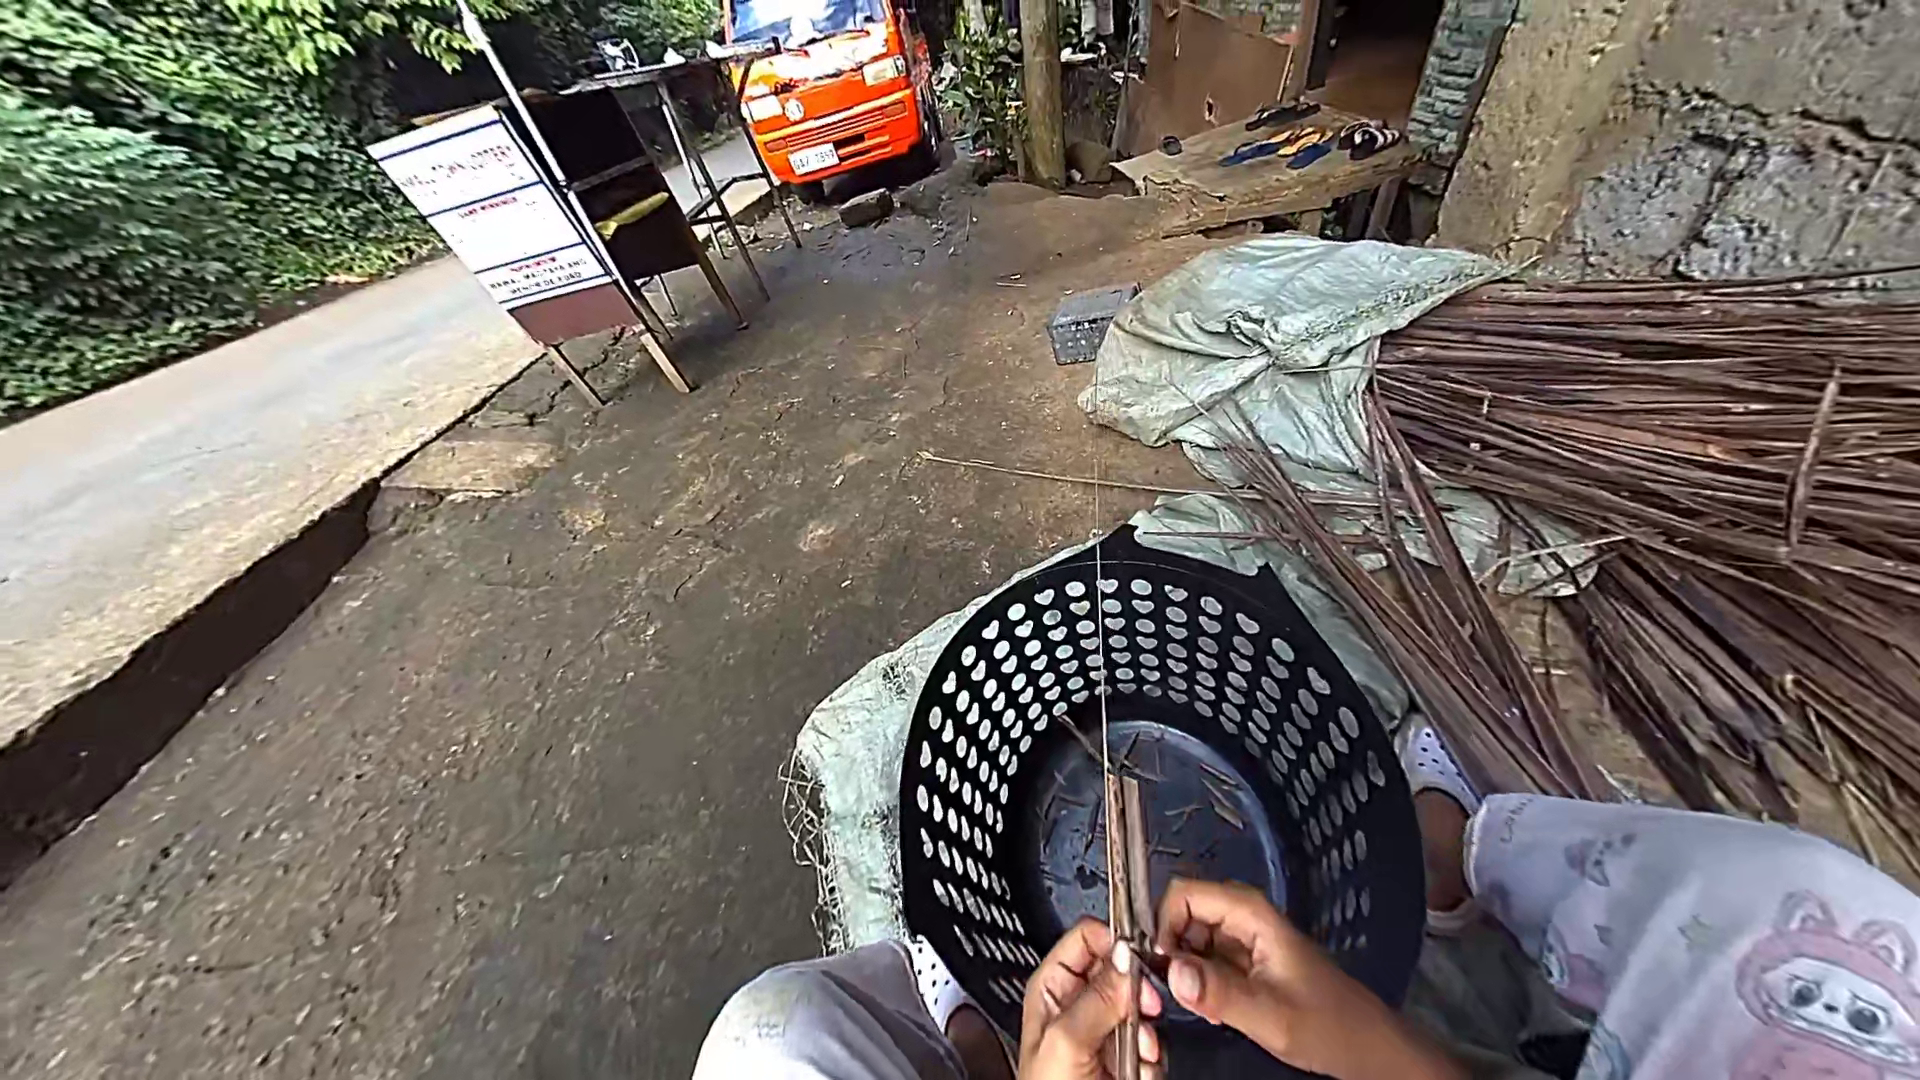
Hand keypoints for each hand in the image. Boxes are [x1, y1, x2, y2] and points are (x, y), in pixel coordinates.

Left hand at [1018, 917, 1163, 1079]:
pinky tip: (1140, 1070)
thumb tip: (1124, 953)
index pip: (1087, 938)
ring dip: (1146, 1026)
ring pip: (1139, 1004)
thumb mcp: (1066, 1042)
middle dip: (1135, 988)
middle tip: (1143, 1005)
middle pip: (1118, 967)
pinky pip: (1150, 1041)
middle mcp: (1079, 1001)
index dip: (1113, 940)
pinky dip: (1152, 1055)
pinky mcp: (1125, 1059)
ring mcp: (1104, 1030)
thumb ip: (1097, 997)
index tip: (1137, 956)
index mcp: (1054, 985)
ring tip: (1139, 1049)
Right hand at [1155, 879, 1463, 1079]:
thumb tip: (1168, 971)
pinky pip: (1202, 952)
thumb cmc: (1326, 1026)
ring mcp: (1239, 930)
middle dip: (1172, 949)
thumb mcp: (1272, 1017)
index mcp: (1245, 908)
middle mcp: (1237, 910)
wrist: (1369, 1049)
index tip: (1164, 969)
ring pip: (1187, 933)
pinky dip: (1198, 976)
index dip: (1164, 925)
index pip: (1181, 893)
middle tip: (1178, 993)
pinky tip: (1213, 1005)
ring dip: (1184, 966)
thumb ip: (1219, 993)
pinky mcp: (1240, 952)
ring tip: (1201, 1004)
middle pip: (1180, 912)